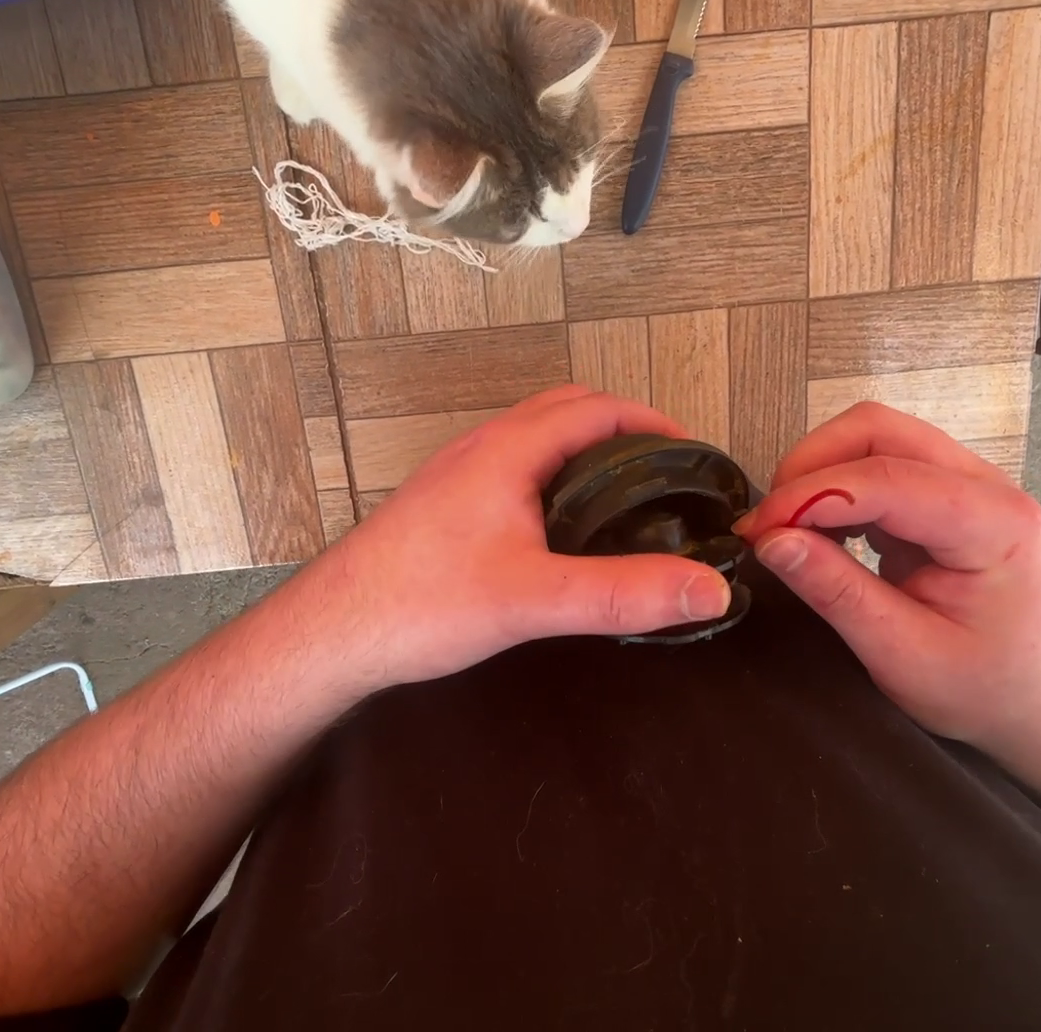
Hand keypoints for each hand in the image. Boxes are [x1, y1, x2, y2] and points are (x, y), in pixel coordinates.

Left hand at [283, 386, 731, 688]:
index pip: (595, 408)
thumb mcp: (535, 599)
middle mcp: (480, 448)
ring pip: (534, 441)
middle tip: (661, 472)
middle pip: (565, 412)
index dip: (650, 422)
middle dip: (620, 430)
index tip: (689, 454)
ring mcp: (457, 474)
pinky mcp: (443, 505)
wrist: (331, 632)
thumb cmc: (421, 604)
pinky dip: (550, 477)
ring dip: (582, 451)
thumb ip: (624, 592)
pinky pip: (511, 469)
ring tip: (620, 497)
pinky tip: (557, 528)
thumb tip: (709, 588)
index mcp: (507, 450)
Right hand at [733, 402, 1040, 757]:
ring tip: (788, 528)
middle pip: (877, 430)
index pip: (884, 478)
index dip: (809, 495)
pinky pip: (877, 464)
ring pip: (873, 437)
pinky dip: (835, 487)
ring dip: (818, 472)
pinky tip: (820, 531)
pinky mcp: (944, 494)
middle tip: (768, 522)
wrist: (1036, 704)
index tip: (756, 532)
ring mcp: (966, 483)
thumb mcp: (901, 653)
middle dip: (809, 465)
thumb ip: (835, 591)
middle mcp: (986, 485)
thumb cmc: (980, 689)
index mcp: (992, 524)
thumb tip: (768, 541)